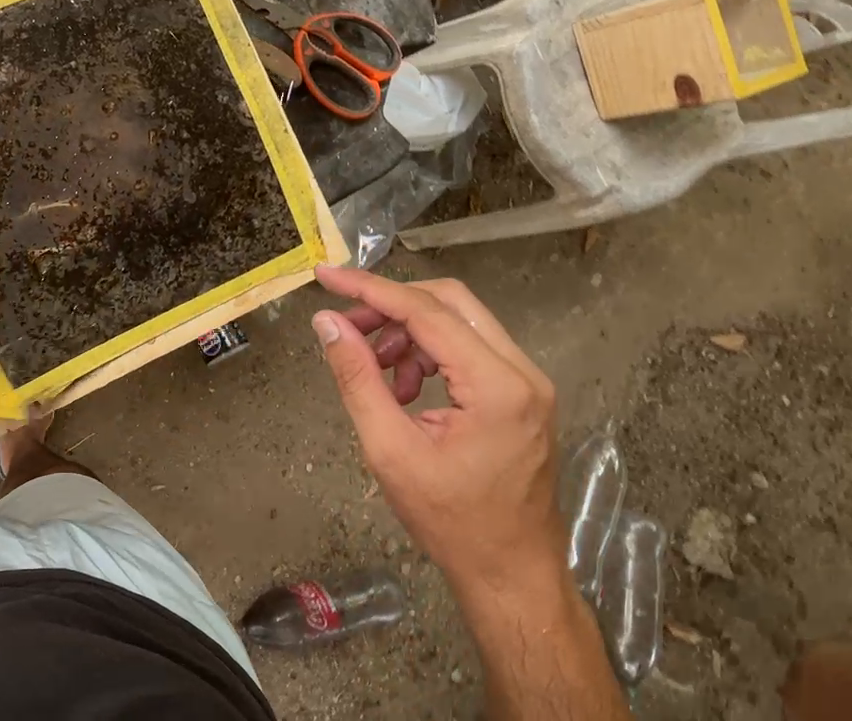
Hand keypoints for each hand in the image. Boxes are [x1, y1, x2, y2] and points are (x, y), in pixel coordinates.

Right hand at [311, 266, 563, 601]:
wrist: (511, 575)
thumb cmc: (450, 521)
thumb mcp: (389, 449)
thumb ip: (356, 377)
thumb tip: (326, 322)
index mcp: (496, 385)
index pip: (425, 311)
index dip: (369, 289)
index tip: (323, 276)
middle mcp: (522, 372)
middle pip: (449, 302)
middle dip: (390, 305)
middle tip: (344, 325)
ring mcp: (527, 383)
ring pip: (459, 322)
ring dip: (408, 331)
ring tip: (373, 368)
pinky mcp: (522, 396)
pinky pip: (469, 349)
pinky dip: (428, 353)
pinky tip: (402, 388)